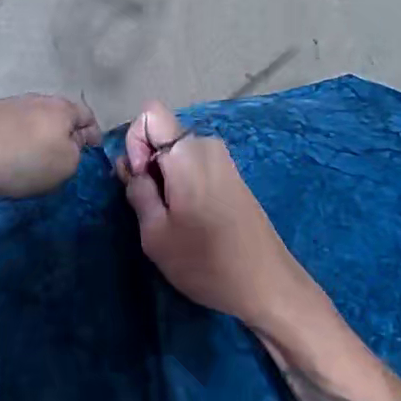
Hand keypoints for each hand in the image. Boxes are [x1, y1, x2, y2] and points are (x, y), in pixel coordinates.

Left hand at [0, 94, 102, 198]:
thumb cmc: (25, 160)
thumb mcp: (67, 165)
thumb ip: (77, 150)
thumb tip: (71, 142)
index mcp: (61, 107)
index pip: (87, 115)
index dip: (93, 132)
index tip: (93, 148)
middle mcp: (34, 98)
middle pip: (55, 113)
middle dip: (61, 130)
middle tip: (63, 151)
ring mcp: (4, 104)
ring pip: (28, 117)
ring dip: (33, 132)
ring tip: (30, 154)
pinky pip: (3, 125)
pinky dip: (9, 136)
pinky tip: (3, 153)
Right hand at [116, 103, 317, 330]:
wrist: (267, 286)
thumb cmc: (205, 262)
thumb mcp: (155, 233)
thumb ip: (137, 190)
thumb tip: (132, 167)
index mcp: (187, 152)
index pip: (149, 114)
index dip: (134, 144)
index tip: (140, 180)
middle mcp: (208, 145)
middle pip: (162, 135)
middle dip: (147, 163)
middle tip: (152, 207)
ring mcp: (224, 160)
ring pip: (177, 152)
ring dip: (165, 177)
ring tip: (172, 218)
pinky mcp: (233, 177)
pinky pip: (195, 165)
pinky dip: (183, 183)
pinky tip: (191, 219)